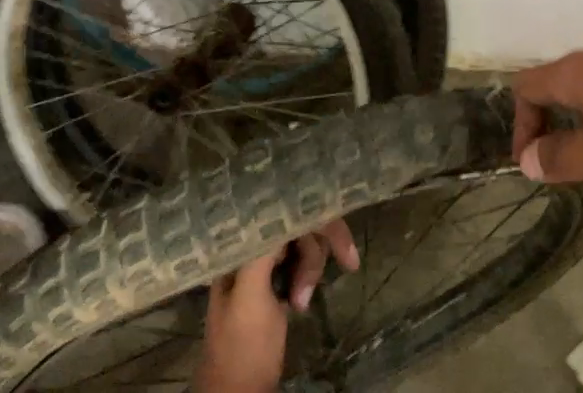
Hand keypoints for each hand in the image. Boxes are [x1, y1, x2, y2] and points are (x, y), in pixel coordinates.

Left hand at [194, 221, 357, 392]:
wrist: (240, 392)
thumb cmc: (242, 345)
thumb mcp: (250, 295)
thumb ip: (263, 250)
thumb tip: (284, 208)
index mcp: (241, 242)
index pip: (283, 211)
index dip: (315, 221)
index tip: (341, 247)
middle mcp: (252, 244)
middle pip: (300, 226)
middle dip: (312, 258)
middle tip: (305, 294)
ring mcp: (264, 263)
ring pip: (305, 245)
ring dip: (311, 273)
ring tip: (300, 304)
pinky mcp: (275, 279)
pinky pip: (303, 262)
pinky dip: (309, 278)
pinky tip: (302, 302)